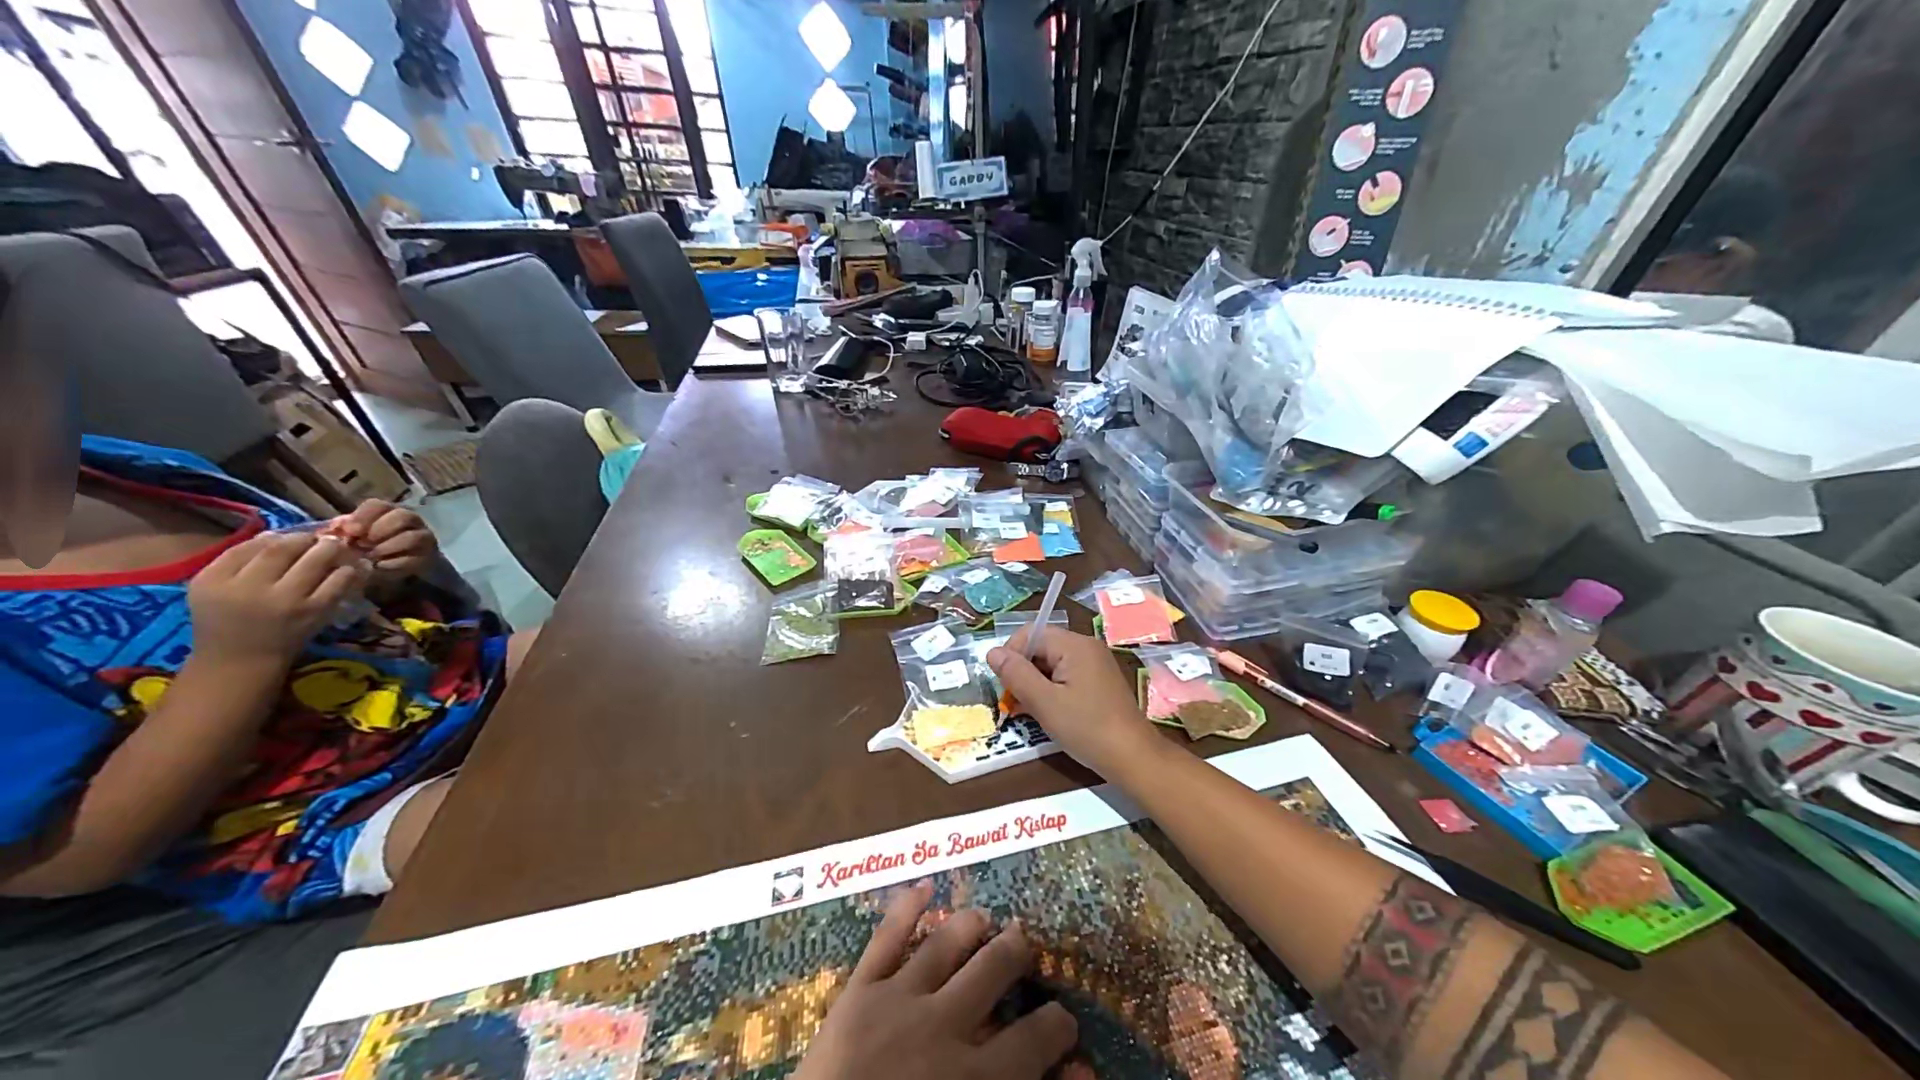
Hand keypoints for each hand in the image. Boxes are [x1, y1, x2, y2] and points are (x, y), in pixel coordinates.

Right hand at [188, 532, 369, 664]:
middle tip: (326, 540)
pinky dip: (351, 570)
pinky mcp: (314, 612)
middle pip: (290, 549)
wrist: (241, 659)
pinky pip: (340, 582)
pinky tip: (356, 567)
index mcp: (217, 579)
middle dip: (313, 540)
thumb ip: (237, 557)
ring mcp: (287, 600)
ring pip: (318, 561)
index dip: (287, 536)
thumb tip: (276, 534)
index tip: (301, 536)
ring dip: (335, 551)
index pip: (259, 545)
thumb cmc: (224, 618)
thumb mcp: (211, 586)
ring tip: (340, 550)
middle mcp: (251, 588)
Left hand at [334, 500, 436, 578]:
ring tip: (372, 556)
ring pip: (413, 537)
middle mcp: (410, 521)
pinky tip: (380, 567)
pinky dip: (395, 563)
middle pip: (403, 516)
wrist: (387, 568)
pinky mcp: (428, 557)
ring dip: (389, 546)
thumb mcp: (350, 538)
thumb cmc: (365, 550)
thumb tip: (335, 529)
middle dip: (380, 530)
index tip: (350, 532)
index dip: (363, 516)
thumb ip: (343, 531)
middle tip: (363, 544)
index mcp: (388, 512)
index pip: (379, 506)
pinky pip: (415, 558)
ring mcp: (423, 539)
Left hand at [794, 882, 1076, 1079]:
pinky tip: (923, 888)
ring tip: (982, 917)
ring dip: (968, 926)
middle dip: (1014, 953)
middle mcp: (945, 1025)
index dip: (1056, 1026)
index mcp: (977, 1077)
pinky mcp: (859, 991)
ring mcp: (900, 1001)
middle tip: (1022, 943)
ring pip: (944, 946)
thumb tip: (1083, 1079)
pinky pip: (885, 940)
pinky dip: (905, 910)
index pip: (1034, 1041)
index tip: (1063, 1018)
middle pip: (992, 971)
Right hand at [988, 627, 1161, 777]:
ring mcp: (1096, 664)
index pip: (1030, 634)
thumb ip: (1016, 674)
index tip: (1005, 686)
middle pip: (1042, 647)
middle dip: (1023, 671)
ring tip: (1028, 711)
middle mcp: (1086, 647)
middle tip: (1014, 703)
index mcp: (1074, 645)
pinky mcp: (1100, 682)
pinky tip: (1048, 713)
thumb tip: (992, 652)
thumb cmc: (1086, 728)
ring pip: (1052, 664)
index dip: (1011, 656)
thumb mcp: (1044, 703)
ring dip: (1035, 684)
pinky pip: (1067, 676)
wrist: (1133, 757)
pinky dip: (1052, 690)